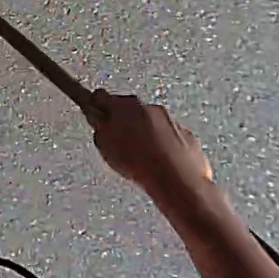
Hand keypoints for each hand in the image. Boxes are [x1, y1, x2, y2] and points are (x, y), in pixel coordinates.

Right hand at [87, 90, 212, 206]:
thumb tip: (97, 119)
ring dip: (144, 134)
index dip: (95, 106)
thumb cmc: (140, 163)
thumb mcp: (105, 146)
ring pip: (151, 122)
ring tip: (140, 159)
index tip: (93, 112)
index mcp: (124, 106)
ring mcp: (169, 120)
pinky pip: (170, 136)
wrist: (177, 180)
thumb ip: (100, 127)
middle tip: (117, 143)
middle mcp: (148, 107)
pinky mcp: (185, 134)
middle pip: (128, 108)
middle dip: (122, 122)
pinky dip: (164, 145)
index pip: (101, 97)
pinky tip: (159, 163)